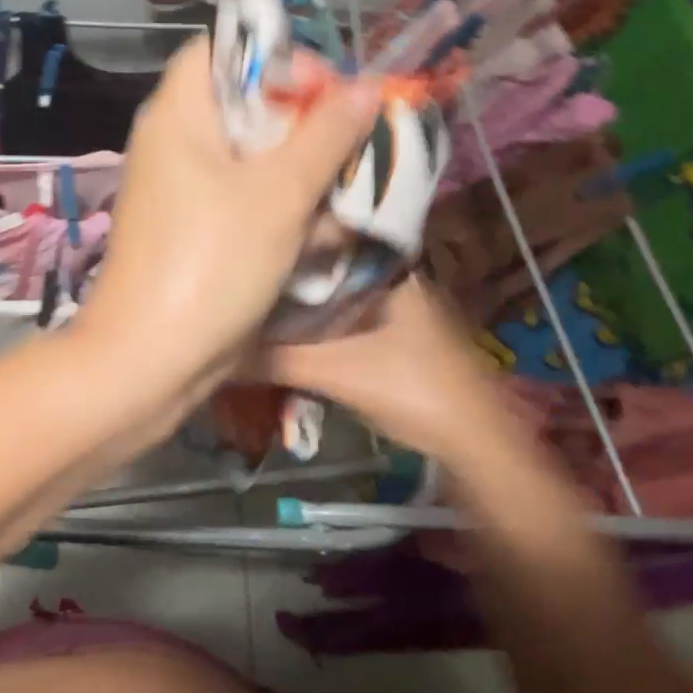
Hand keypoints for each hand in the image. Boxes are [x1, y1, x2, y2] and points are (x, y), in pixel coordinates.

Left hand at [71, 38, 382, 413]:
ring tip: (344, 195)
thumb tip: (363, 86)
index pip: (218, 49)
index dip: (274, 56)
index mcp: (177, 115)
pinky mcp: (191, 231)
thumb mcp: (280, 192)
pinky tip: (319, 235)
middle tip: (351, 143)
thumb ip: (325, 134)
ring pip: (250, 158)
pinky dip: (281, 209)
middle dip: (303, 122)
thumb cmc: (211, 261)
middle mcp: (171, 144)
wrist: (150, 356)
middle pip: (242, 104)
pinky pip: (242, 200)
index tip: (325, 85)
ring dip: (301, 172)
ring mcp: (179, 191)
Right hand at [243, 277, 517, 463]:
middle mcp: (392, 286)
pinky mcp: (391, 345)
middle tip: (237, 287)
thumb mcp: (337, 373)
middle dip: (284, 287)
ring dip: (295, 315)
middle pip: (324, 278)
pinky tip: (278, 342)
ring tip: (248, 312)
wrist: (476, 447)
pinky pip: (338, 328)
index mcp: (389, 275)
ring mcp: (394, 316)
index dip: (285, 250)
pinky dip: (310, 335)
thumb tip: (216, 354)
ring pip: (330, 305)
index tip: (245, 253)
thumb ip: (274, 360)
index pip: (327, 245)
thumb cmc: (415, 392)